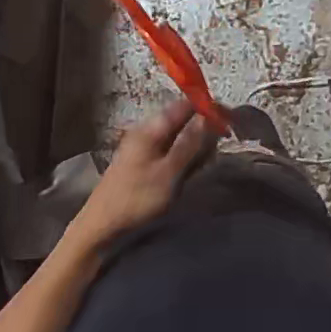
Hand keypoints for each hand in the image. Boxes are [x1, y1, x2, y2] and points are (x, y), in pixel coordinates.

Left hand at [67, 100, 214, 246]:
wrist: (103, 226)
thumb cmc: (137, 198)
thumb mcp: (169, 172)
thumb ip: (190, 144)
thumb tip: (208, 116)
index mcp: (150, 129)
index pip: (183, 106)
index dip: (206, 108)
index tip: (228, 121)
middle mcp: (146, 133)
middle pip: (181, 122)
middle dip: (202, 133)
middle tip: (214, 153)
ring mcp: (143, 148)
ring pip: (177, 139)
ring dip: (193, 149)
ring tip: (201, 167)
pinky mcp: (143, 164)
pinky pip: (169, 154)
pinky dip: (182, 161)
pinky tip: (187, 176)